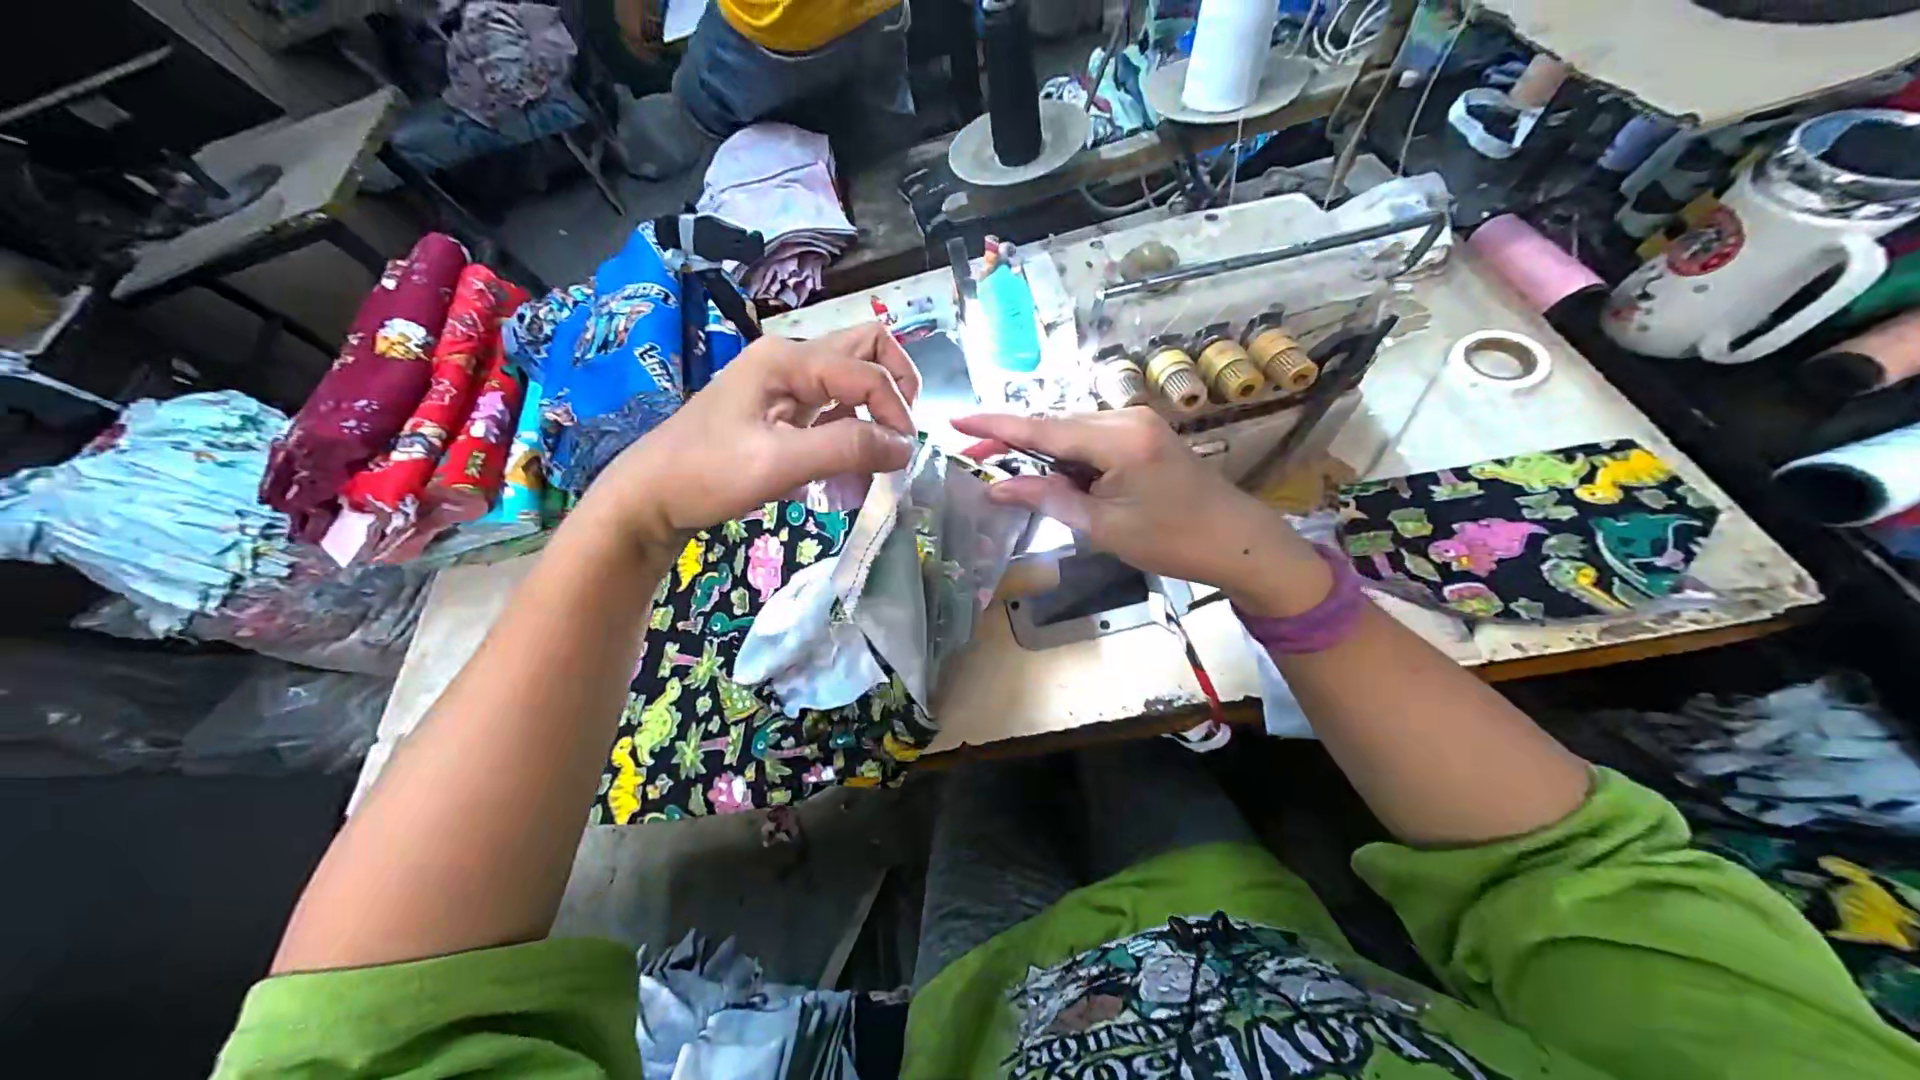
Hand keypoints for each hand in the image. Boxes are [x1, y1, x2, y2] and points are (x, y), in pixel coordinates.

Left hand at [576, 323, 920, 551]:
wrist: (652, 494)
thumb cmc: (706, 473)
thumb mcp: (778, 462)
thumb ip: (846, 448)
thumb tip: (905, 446)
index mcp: (788, 359)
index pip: (868, 371)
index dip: (896, 411)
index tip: (902, 458)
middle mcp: (792, 360)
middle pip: (867, 350)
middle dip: (896, 388)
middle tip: (900, 434)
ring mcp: (787, 384)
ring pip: (854, 378)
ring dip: (877, 410)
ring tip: (880, 454)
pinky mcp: (785, 410)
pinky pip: (836, 407)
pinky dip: (855, 429)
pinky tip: (852, 465)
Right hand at [952, 408, 1332, 615]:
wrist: (1238, 541)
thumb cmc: (1172, 541)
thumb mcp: (1103, 525)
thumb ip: (1047, 498)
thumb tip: (996, 487)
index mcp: (1117, 439)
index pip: (1042, 430)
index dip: (995, 426)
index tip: (957, 420)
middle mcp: (1126, 418)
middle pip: (1055, 427)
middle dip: (1013, 442)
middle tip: (973, 456)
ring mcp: (1137, 423)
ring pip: (1072, 433)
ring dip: (1041, 453)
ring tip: (1007, 473)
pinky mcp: (1144, 434)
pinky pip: (1092, 439)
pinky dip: (1068, 457)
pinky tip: (1052, 475)